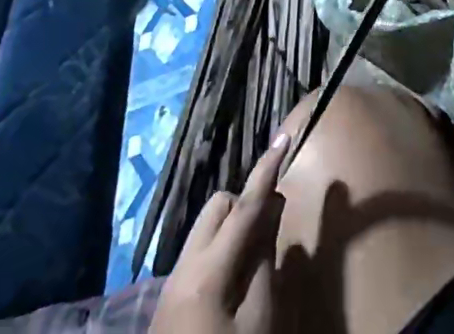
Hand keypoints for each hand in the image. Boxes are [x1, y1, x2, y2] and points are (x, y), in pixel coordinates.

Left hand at [150, 136, 288, 333]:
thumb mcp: (258, 325)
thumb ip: (265, 266)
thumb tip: (271, 217)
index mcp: (207, 269)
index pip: (244, 206)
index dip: (266, 171)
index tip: (284, 138)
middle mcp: (184, 265)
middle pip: (218, 207)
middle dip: (246, 203)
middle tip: (275, 224)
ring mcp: (173, 283)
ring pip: (206, 230)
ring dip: (233, 228)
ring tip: (259, 254)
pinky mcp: (170, 301)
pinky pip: (199, 255)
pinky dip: (222, 252)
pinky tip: (238, 282)